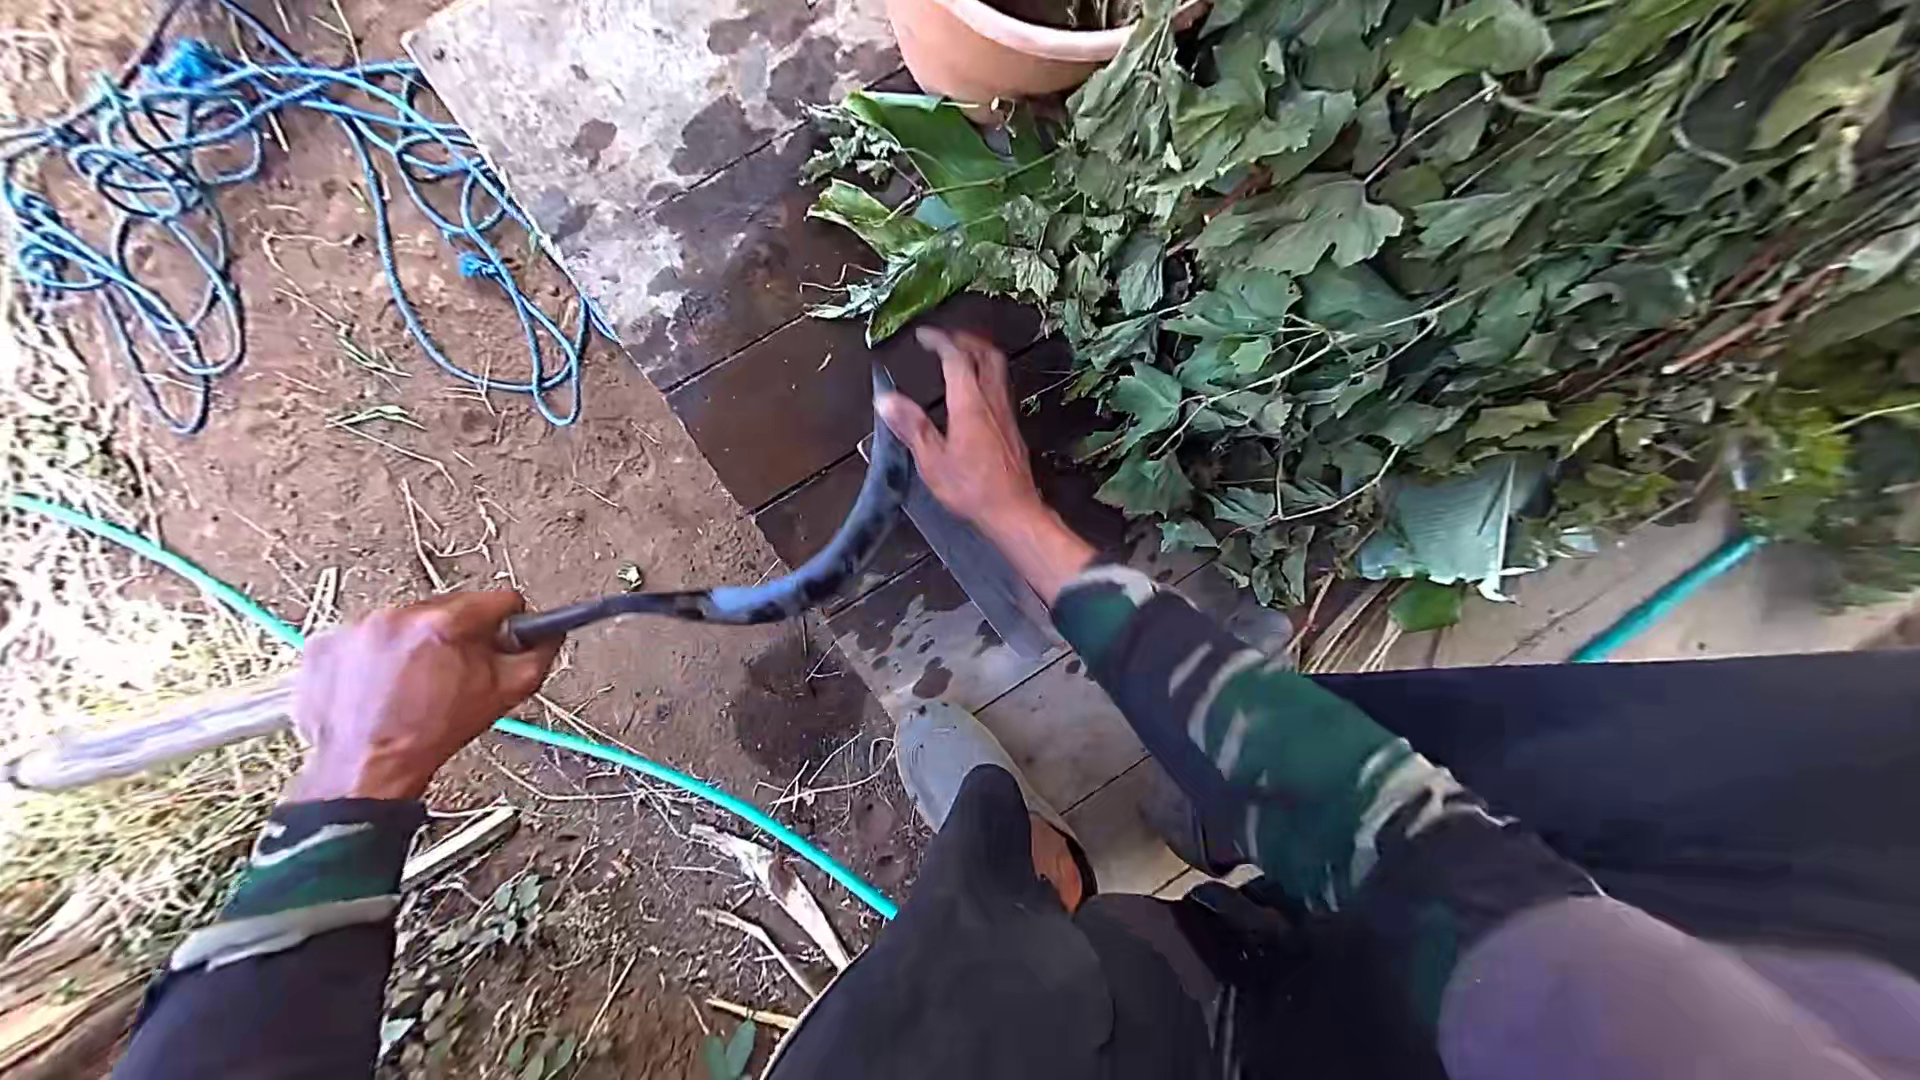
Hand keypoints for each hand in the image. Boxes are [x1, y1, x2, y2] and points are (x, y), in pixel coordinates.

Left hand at [285, 590, 560, 801]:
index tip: (503, 638)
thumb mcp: (510, 691)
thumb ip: (541, 652)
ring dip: (420, 641)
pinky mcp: (326, 643)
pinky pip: (370, 634)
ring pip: (411, 620)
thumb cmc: (434, 731)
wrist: (367, 767)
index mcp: (446, 623)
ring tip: (419, 678)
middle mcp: (399, 616)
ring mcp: (357, 628)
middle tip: (458, 668)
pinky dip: (382, 652)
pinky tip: (386, 681)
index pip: (500, 599)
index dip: (511, 621)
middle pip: (453, 607)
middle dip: (462, 632)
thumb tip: (549, 633)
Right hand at [878, 327, 1094, 604]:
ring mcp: (1006, 414)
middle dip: (965, 339)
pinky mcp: (1012, 428)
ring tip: (960, 356)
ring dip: (979, 355)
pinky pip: (1001, 388)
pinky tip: (975, 391)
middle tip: (946, 339)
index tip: (924, 335)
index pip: (956, 358)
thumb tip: (886, 400)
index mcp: (970, 404)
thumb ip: (912, 426)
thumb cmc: (972, 490)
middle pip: (986, 354)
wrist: (1013, 510)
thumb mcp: (933, 461)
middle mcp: (992, 402)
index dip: (940, 341)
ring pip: (998, 370)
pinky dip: (986, 376)